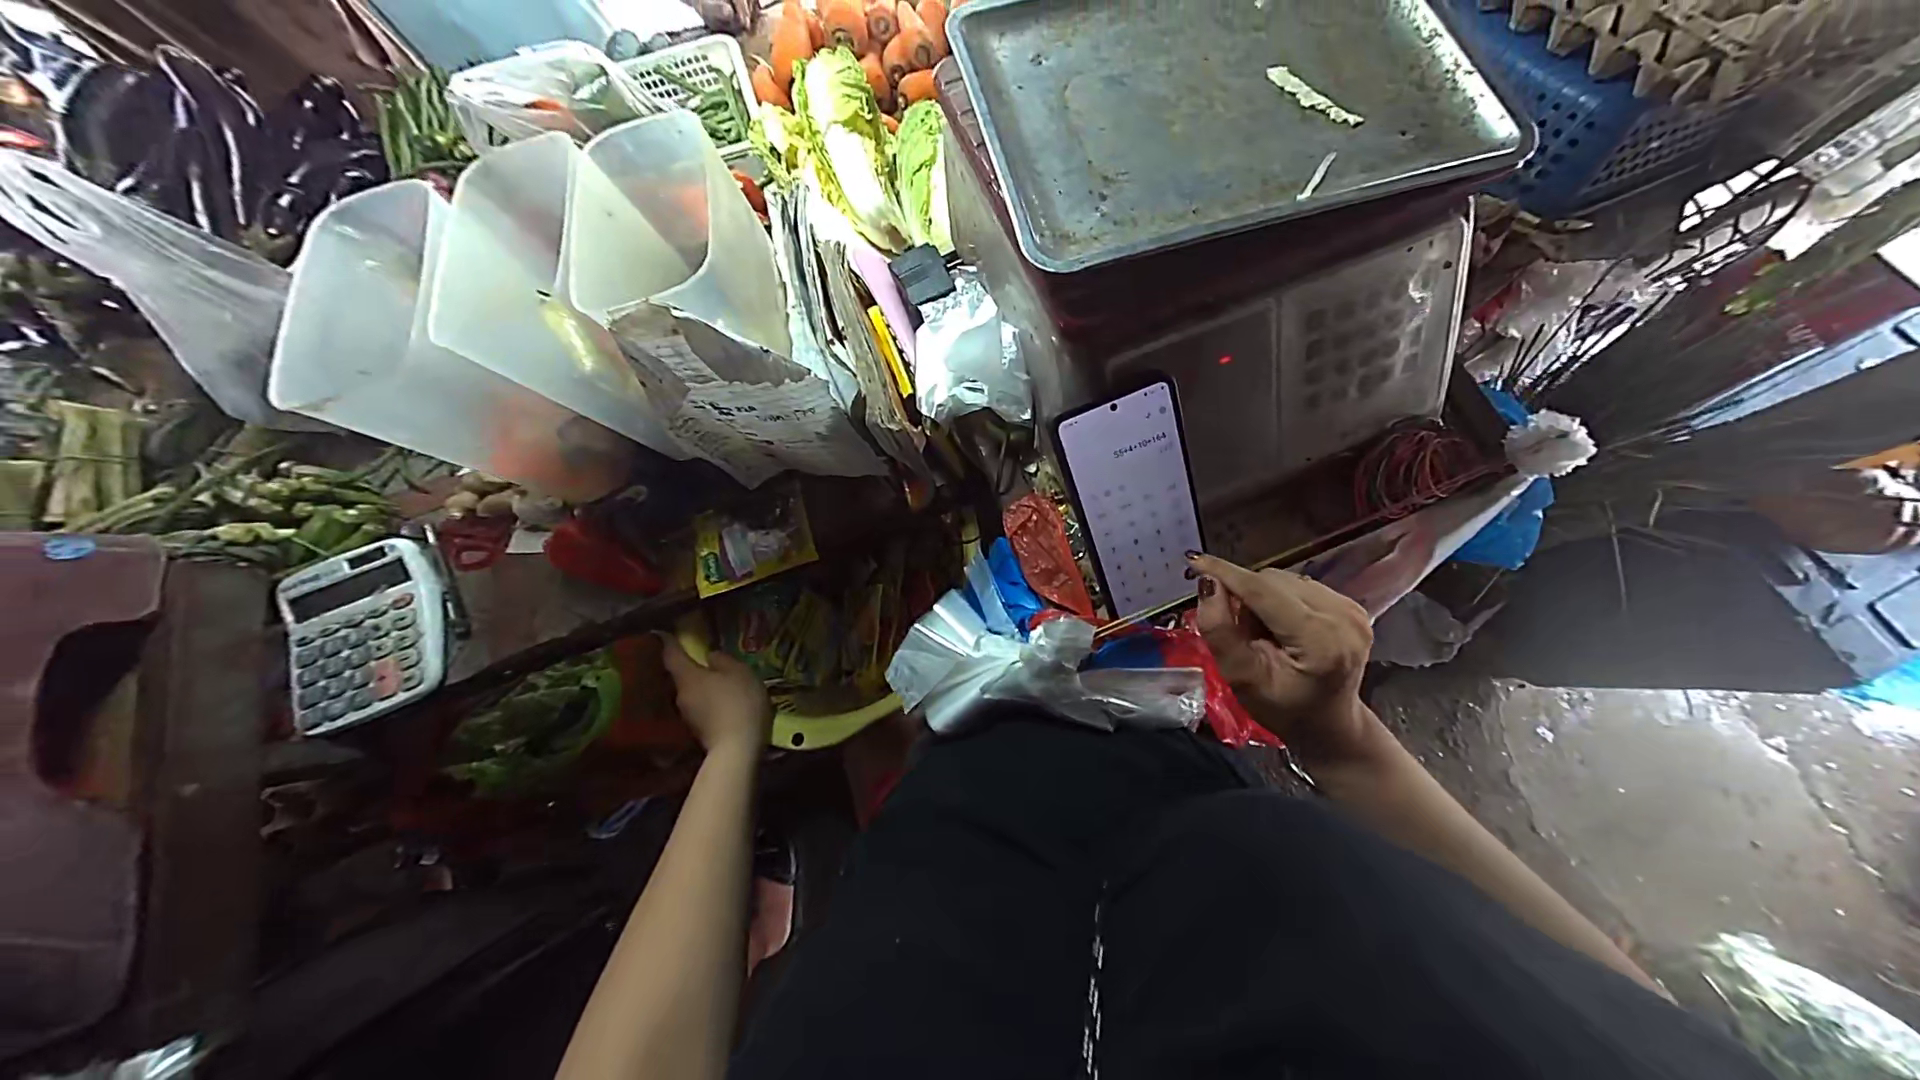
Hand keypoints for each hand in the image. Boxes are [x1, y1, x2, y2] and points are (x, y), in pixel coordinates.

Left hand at [659, 636, 772, 755]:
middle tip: (703, 661)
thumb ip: (723, 660)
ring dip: (702, 688)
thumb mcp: (739, 673)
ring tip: (719, 684)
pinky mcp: (697, 732)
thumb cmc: (738, 702)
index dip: (668, 642)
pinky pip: (701, 710)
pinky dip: (709, 704)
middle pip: (680, 676)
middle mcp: (680, 695)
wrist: (737, 750)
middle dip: (690, 668)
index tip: (662, 632)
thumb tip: (710, 656)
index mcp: (687, 676)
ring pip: (691, 694)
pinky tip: (723, 705)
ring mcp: (687, 716)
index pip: (671, 654)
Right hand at [1189, 553, 1376, 764]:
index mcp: (1320, 640)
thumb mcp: (1241, 678)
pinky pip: (1298, 585)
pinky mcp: (1351, 605)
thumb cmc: (1282, 709)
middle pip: (1273, 581)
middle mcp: (1343, 616)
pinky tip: (1278, 625)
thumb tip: (1208, 583)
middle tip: (1235, 627)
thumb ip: (1220, 630)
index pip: (1264, 591)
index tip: (1194, 562)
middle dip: (1244, 594)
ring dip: (1260, 596)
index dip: (1226, 573)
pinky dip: (1278, 598)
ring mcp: (1351, 608)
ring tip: (1259, 630)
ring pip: (1284, 579)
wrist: (1329, 725)